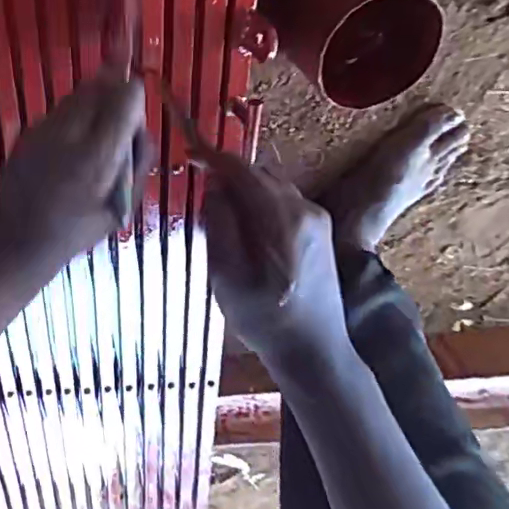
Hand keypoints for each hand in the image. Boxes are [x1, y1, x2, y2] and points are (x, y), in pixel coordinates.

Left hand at [0, 71, 153, 272]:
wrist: (21, 238)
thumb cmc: (79, 228)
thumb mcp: (123, 204)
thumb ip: (138, 160)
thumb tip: (141, 124)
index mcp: (98, 157)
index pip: (124, 99)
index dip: (134, 94)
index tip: (135, 107)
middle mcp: (69, 135)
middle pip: (98, 88)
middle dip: (112, 94)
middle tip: (117, 118)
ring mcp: (42, 130)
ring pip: (75, 96)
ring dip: (90, 104)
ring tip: (93, 133)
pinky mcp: (26, 132)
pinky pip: (57, 112)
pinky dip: (69, 118)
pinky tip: (67, 145)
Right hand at [200, 153, 347, 368]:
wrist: (316, 353)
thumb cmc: (264, 317)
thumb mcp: (226, 272)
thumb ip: (219, 222)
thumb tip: (214, 186)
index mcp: (283, 218)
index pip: (242, 170)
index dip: (212, 158)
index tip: (187, 156)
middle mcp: (306, 210)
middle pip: (259, 174)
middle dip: (227, 173)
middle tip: (197, 185)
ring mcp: (318, 220)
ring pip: (271, 185)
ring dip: (243, 187)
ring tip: (217, 206)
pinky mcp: (320, 232)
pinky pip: (282, 201)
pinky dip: (258, 200)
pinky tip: (244, 223)